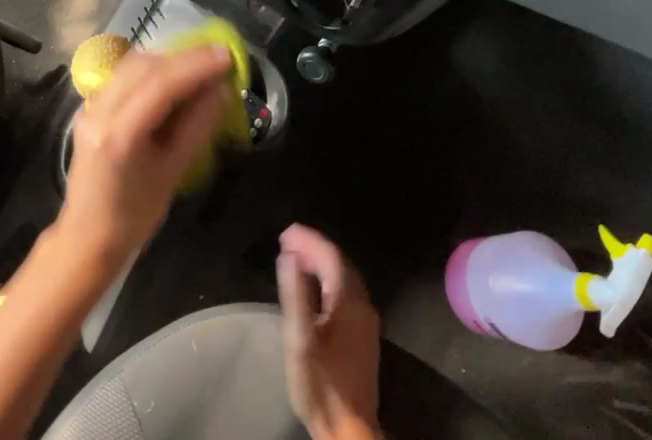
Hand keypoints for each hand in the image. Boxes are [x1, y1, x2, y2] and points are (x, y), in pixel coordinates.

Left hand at [57, 44, 233, 269]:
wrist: (87, 237)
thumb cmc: (134, 216)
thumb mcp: (172, 174)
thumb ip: (197, 128)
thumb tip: (221, 91)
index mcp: (118, 135)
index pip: (160, 84)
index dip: (195, 65)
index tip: (226, 56)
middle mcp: (99, 112)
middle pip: (144, 66)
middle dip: (184, 58)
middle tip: (219, 60)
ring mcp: (90, 107)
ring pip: (132, 66)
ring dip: (168, 60)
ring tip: (201, 68)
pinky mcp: (91, 108)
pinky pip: (124, 76)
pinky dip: (152, 70)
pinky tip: (174, 80)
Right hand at [278, 224, 381, 439]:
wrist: (349, 430)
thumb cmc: (321, 384)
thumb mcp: (300, 339)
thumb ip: (295, 295)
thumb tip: (289, 256)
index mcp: (349, 302)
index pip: (331, 257)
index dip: (309, 240)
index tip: (285, 232)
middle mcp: (363, 306)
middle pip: (340, 265)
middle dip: (314, 248)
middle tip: (286, 242)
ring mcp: (365, 322)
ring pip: (344, 280)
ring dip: (321, 264)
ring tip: (295, 259)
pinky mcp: (362, 336)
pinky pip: (346, 294)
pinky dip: (328, 281)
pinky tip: (313, 289)